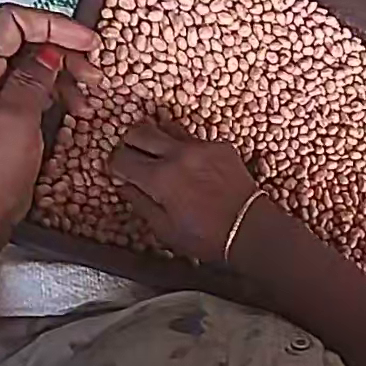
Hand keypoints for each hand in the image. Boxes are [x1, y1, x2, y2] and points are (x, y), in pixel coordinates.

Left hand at [0, 5, 98, 261]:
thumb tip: (50, 52)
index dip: (54, 26)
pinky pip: (27, 89)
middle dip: (62, 51)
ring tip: (87, 99)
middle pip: (21, 41)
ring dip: (63, 75)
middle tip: (94, 74)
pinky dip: (54, 93)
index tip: (91, 43)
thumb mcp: (16, 121)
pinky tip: (74, 109)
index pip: (11, 23)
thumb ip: (32, 78)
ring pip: (29, 65)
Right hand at [108, 121, 263, 262]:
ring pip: (167, 128)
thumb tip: (124, 185)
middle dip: (130, 143)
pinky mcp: (220, 146)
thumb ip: (141, 202)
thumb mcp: (165, 229)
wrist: (249, 228)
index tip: (118, 172)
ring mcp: (201, 147)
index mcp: (160, 178)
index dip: (115, 165)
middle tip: (133, 157)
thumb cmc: (206, 237)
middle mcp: (178, 155)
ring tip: (159, 157)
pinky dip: (186, 148)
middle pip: (140, 132)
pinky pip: (193, 138)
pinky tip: (191, 166)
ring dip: (157, 139)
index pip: (122, 158)